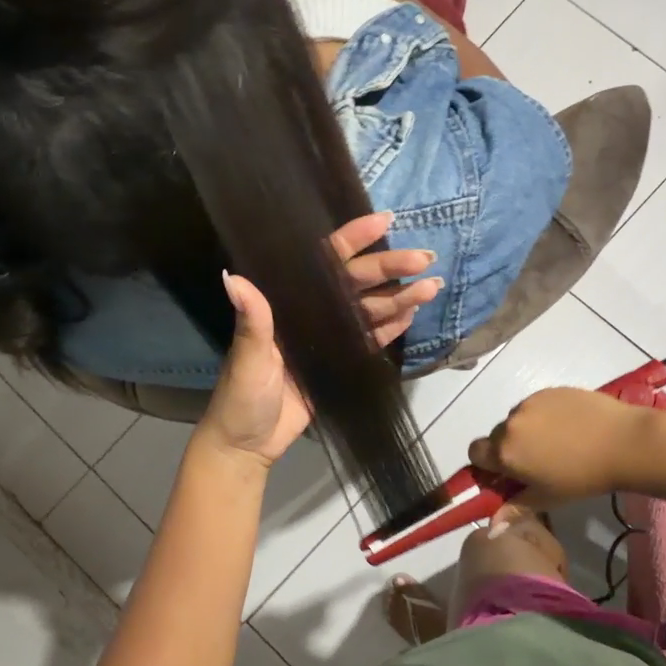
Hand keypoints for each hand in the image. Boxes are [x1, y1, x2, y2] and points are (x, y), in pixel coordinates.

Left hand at [196, 216, 435, 464]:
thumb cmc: (240, 398)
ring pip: (367, 309)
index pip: (323, 262)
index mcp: (285, 303)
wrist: (246, 444)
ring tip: (430, 288)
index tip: (384, 221)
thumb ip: (252, 320)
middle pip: (354, 283)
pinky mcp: (335, 363)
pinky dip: (388, 328)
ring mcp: (324, 338)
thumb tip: (235, 277)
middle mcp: (307, 313)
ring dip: (398, 298)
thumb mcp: (248, 357)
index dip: (353, 240)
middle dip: (390, 268)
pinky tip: (411, 315)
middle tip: (425, 259)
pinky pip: (366, 340)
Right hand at [468, 388, 657, 507]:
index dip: (487, 463)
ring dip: (527, 430)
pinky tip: (569, 426)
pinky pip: (536, 405)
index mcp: (505, 452)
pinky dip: (545, 415)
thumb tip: (493, 526)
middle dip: (509, 447)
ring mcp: (530, 403)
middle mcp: (510, 424)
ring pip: (517, 419)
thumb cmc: (582, 477)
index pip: (475, 453)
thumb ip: (515, 508)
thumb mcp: (547, 498)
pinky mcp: (550, 391)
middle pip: (497, 436)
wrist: (623, 442)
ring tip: (558, 441)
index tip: (506, 471)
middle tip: (537, 459)